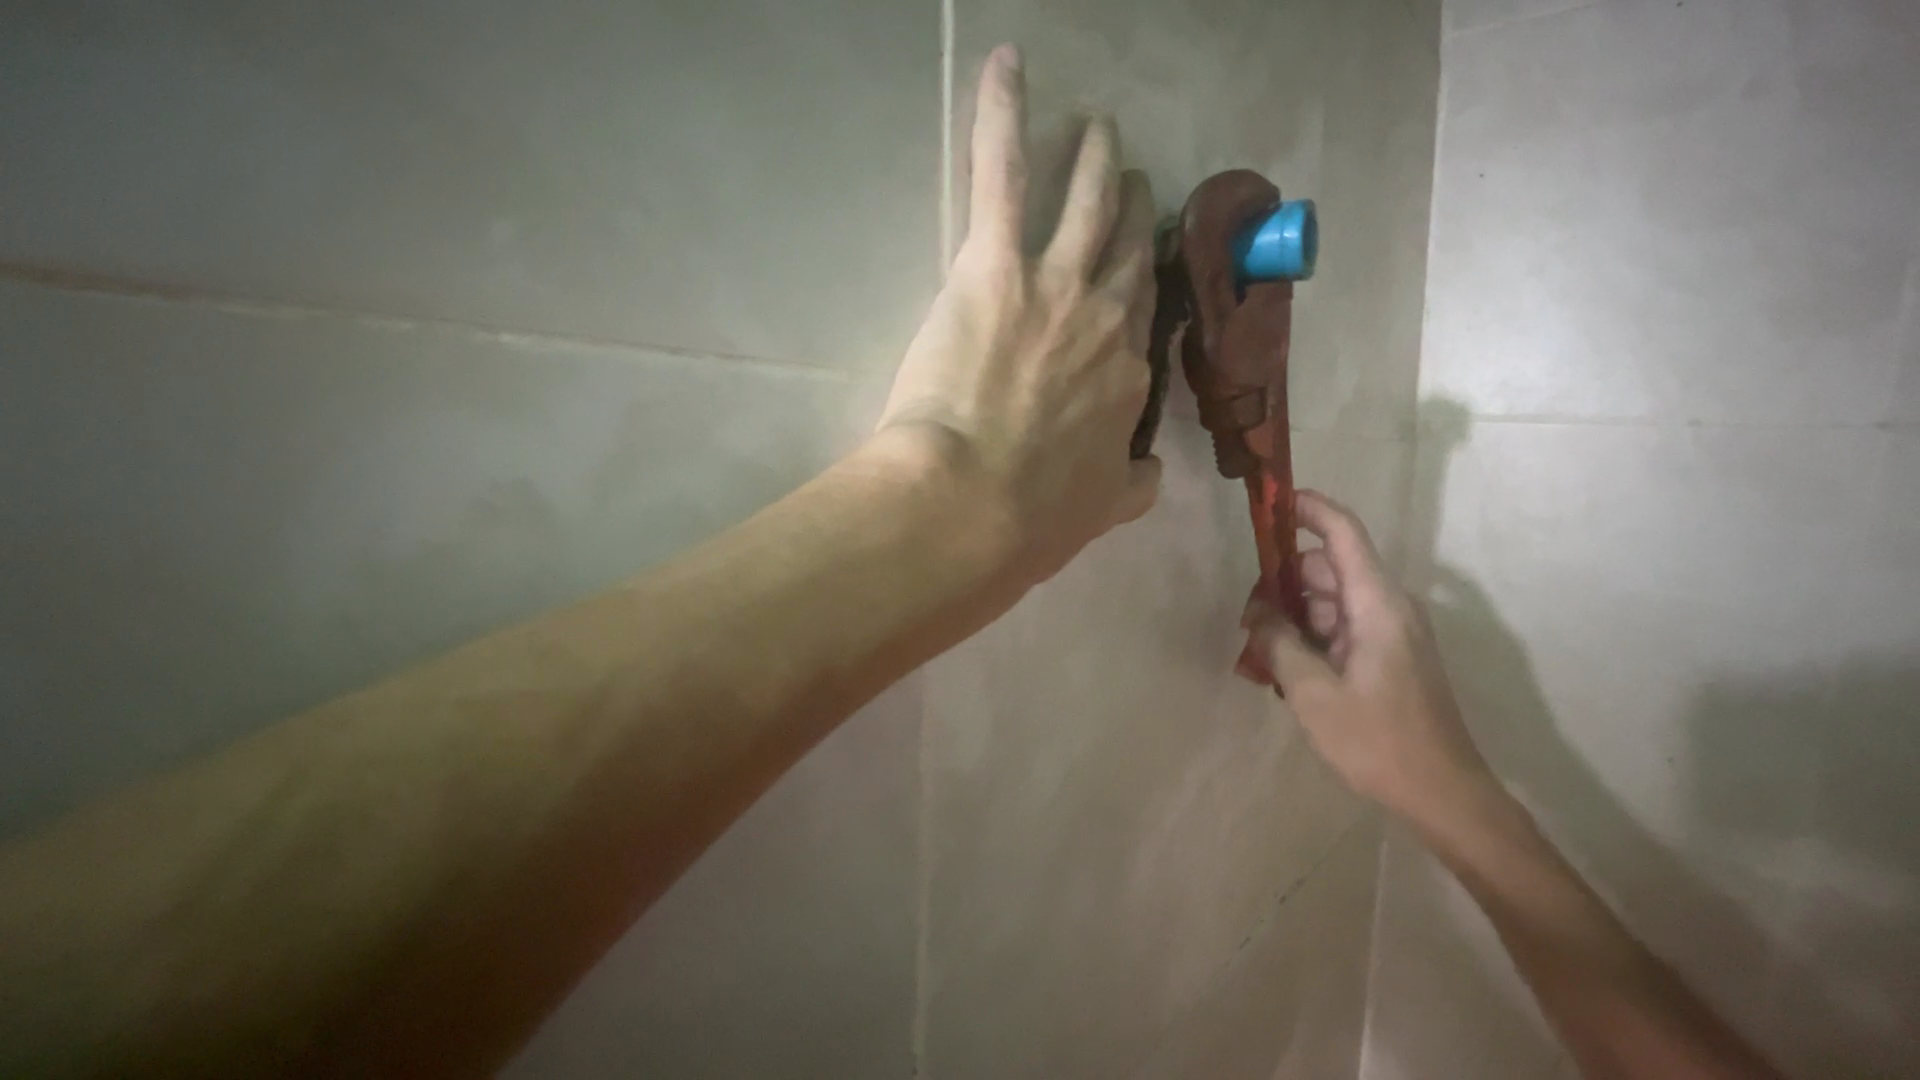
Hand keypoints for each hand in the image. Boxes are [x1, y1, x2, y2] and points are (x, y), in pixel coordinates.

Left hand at [872, 44, 1160, 586]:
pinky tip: (1009, 66)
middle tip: (1127, 178)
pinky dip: (1005, 113)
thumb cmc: (1031, 518)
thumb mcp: (1101, 510)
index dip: (1140, 284)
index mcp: (1129, 377)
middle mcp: (1108, 319)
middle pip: (1128, 247)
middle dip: (1131, 207)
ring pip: (1086, 200)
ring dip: (1093, 156)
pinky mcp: (995, 265)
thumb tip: (1149, 476)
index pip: (1143, 315)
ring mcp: (1056, 284)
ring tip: (1096, 127)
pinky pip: (1003, 171)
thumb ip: (1131, 486)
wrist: (974, 506)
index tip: (1135, 269)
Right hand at [1243, 491, 1496, 826]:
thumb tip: (1260, 612)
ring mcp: (1391, 632)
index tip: (1268, 504)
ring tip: (1261, 650)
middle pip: (1329, 567)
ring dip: (1295, 614)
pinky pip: (1342, 627)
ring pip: (1332, 600)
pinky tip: (1286, 668)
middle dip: (1284, 580)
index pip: (1341, 532)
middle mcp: (1388, 607)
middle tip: (1248, 617)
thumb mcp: (1312, 692)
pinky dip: (1312, 636)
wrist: (1443, 794)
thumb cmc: (1377, 740)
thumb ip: (1279, 642)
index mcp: (1377, 604)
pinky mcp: (1389, 656)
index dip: (1306, 509)